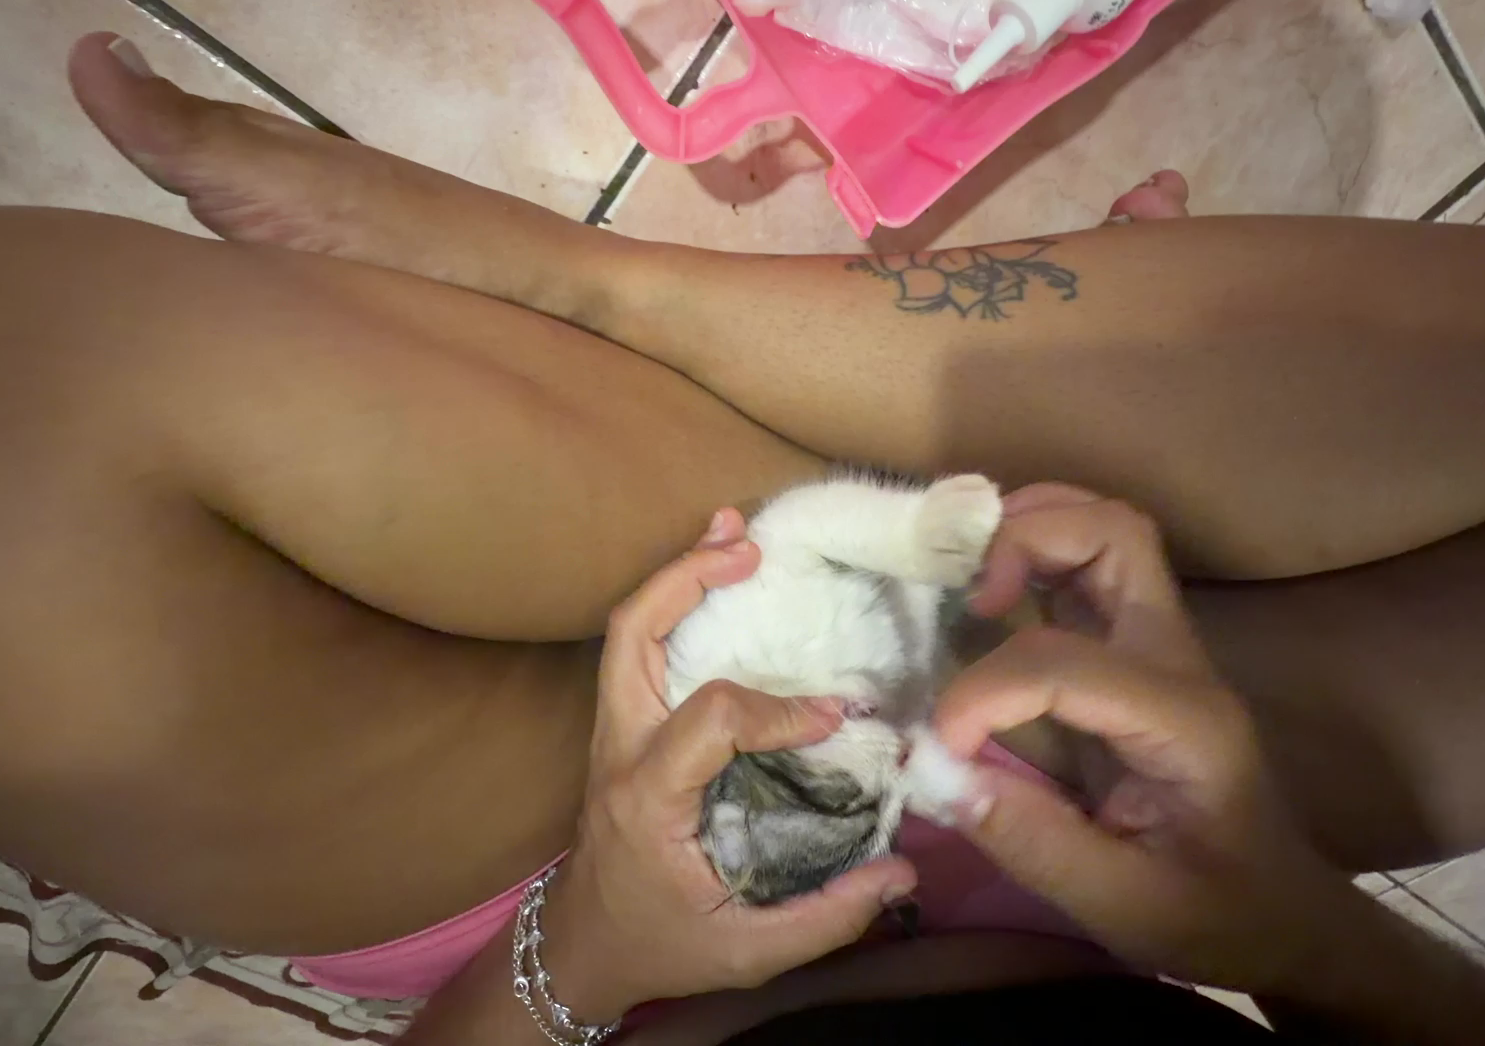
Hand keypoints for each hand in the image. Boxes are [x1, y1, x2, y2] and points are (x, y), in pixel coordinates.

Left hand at [538, 510, 917, 1021]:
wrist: (581, 941)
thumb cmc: (658, 942)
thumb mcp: (744, 953)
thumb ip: (825, 917)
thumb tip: (903, 870)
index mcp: (647, 797)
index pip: (711, 718)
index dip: (777, 709)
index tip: (831, 718)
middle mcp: (619, 746)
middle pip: (632, 633)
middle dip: (688, 576)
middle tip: (751, 546)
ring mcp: (611, 726)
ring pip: (627, 628)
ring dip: (677, 574)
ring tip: (731, 531)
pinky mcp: (620, 720)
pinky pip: (639, 645)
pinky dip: (672, 600)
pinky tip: (711, 575)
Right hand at [938, 484, 1376, 994]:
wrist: (1283, 914)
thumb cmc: (1213, 913)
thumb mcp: (1125, 907)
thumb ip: (1031, 842)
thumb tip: (938, 768)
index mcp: (1183, 721)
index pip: (1063, 664)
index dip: (984, 692)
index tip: (944, 742)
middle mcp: (1176, 659)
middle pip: (1115, 534)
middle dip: (1025, 539)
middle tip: (969, 594)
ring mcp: (1158, 642)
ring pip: (1105, 529)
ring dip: (1029, 527)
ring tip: (969, 570)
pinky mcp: (1131, 647)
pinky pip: (1085, 562)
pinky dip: (1031, 550)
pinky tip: (987, 585)